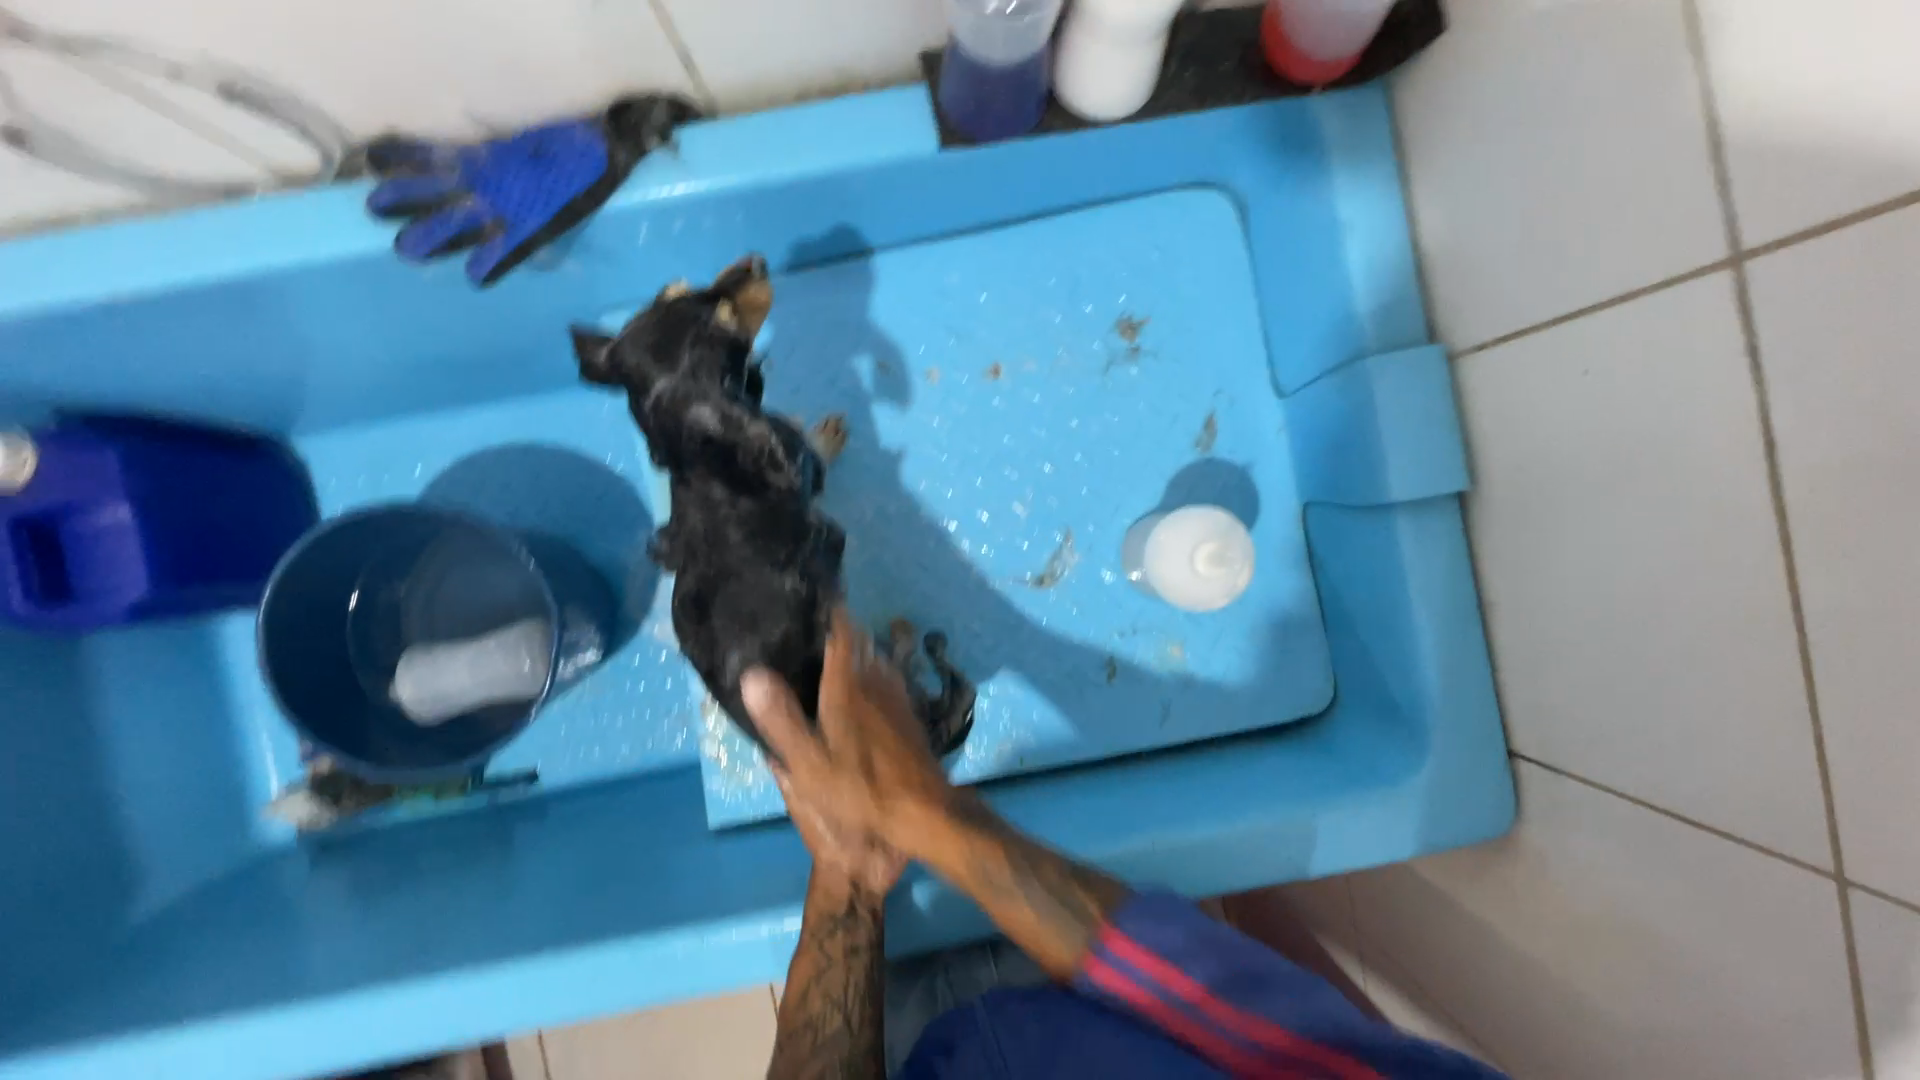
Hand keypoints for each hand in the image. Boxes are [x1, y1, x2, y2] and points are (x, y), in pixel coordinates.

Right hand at [742, 607, 954, 882]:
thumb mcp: (809, 761)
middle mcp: (875, 680)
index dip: (831, 611)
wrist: (921, 809)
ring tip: (833, 652)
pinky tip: (863, 688)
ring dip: (858, 650)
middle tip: (814, 626)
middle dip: (840, 629)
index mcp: (848, 684)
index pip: (843, 631)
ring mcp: (897, 695)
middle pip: (860, 641)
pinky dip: (873, 672)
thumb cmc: (859, 787)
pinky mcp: (908, 712)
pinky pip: (888, 677)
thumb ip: (781, 717)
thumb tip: (752, 672)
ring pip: (876, 658)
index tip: (814, 597)